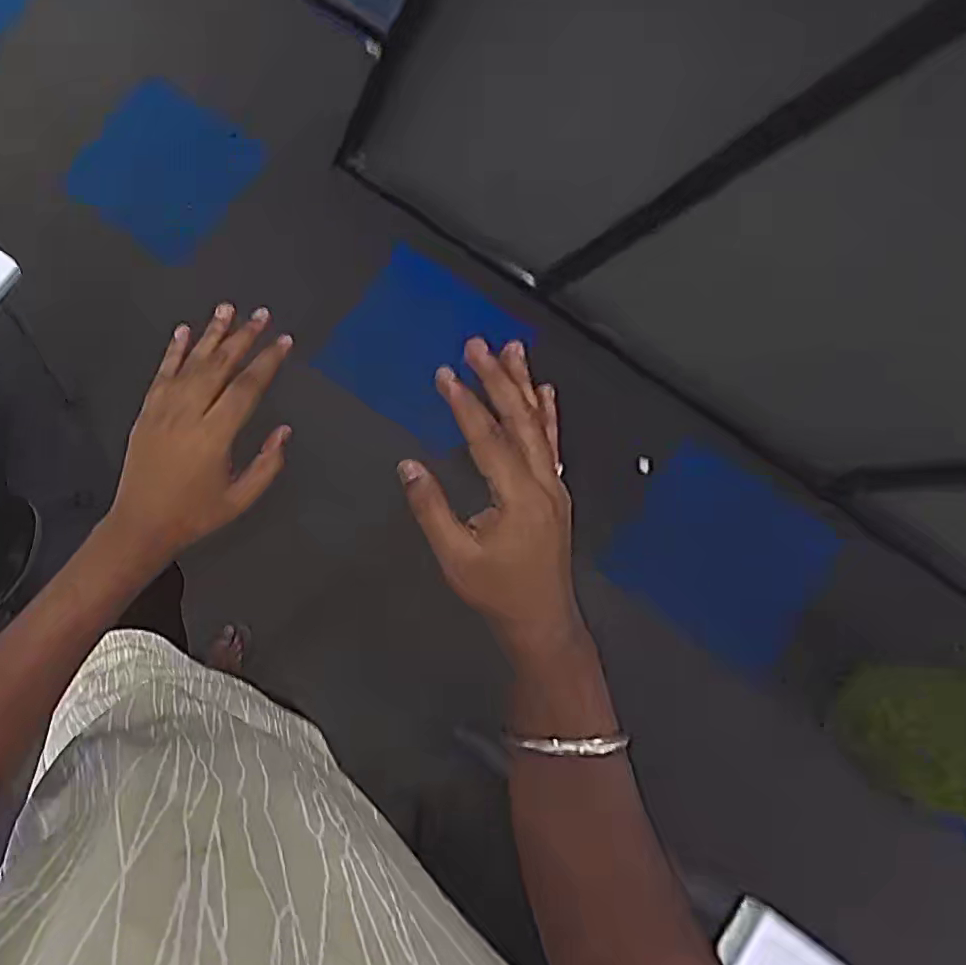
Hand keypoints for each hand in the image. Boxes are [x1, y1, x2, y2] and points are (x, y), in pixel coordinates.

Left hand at [103, 302, 293, 567]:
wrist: (141, 524)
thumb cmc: (194, 515)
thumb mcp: (239, 499)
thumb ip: (266, 465)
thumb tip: (283, 431)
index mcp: (214, 436)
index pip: (246, 388)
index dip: (267, 362)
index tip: (283, 342)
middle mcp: (188, 415)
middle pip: (219, 366)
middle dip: (243, 337)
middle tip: (261, 315)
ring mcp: (163, 410)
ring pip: (191, 363)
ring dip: (211, 334)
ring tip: (227, 308)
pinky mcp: (146, 412)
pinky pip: (162, 374)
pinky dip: (173, 351)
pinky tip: (183, 331)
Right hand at [400, 338, 583, 654]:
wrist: (541, 619)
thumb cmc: (495, 591)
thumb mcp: (455, 555)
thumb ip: (431, 508)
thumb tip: (409, 466)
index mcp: (518, 497)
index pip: (487, 440)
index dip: (465, 406)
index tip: (446, 375)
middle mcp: (542, 483)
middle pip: (518, 421)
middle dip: (496, 380)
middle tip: (478, 345)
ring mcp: (554, 486)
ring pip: (538, 426)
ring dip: (524, 386)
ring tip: (513, 351)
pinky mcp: (556, 492)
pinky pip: (551, 444)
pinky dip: (547, 415)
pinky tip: (545, 392)